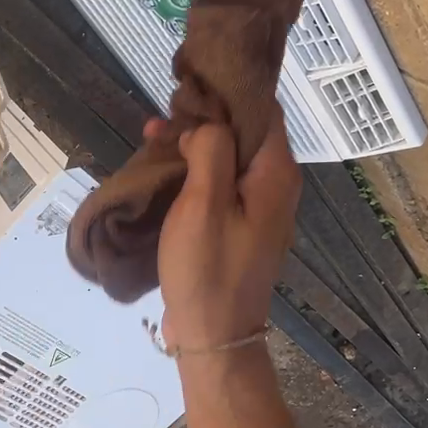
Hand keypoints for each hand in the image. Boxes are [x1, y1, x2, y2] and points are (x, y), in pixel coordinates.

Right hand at [155, 116, 300, 352]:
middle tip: (158, 121)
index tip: (186, 92)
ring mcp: (259, 210)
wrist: (214, 335)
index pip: (261, 110)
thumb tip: (205, 126)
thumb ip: (209, 151)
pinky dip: (195, 176)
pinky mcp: (240, 229)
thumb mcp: (202, 205)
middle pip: (243, 134)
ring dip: (193, 149)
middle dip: (202, 122)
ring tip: (152, 143)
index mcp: (275, 174)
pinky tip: (165, 176)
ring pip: (228, 161)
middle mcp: (275, 186)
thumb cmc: (207, 269)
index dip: (225, 95)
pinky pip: (220, 189)